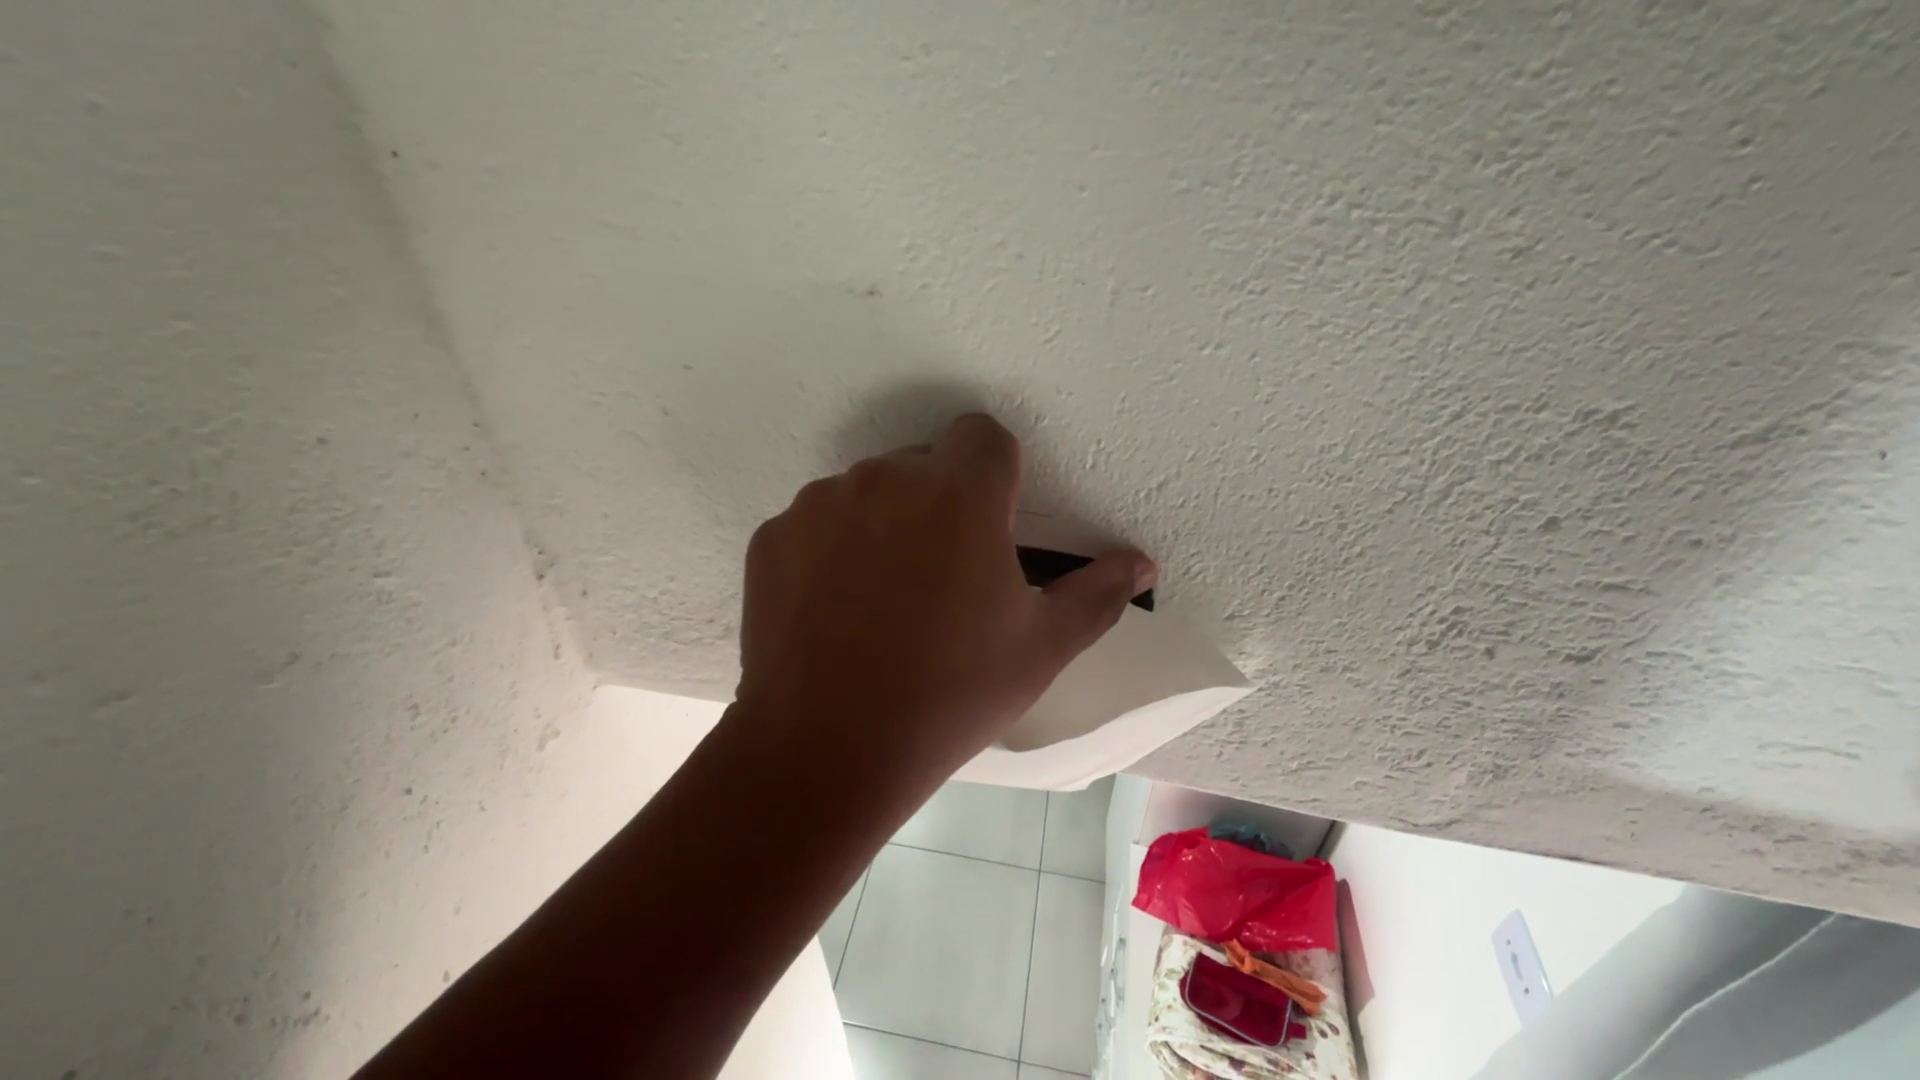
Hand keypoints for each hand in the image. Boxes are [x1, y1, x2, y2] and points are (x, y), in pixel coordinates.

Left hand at [735, 414, 1155, 779]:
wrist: (827, 748)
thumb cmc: (951, 694)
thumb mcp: (1041, 648)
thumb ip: (1097, 593)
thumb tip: (1141, 562)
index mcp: (958, 493)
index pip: (984, 435)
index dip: (997, 474)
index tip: (994, 528)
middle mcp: (884, 478)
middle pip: (923, 465)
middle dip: (940, 503)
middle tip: (943, 580)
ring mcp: (818, 504)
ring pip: (866, 492)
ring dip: (883, 525)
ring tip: (885, 603)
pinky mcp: (771, 537)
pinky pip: (814, 524)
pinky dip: (829, 552)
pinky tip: (835, 614)